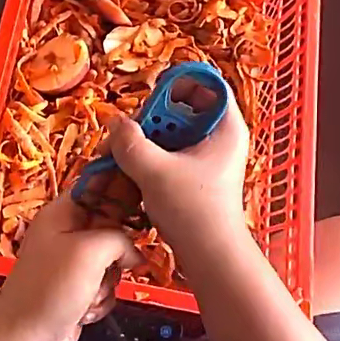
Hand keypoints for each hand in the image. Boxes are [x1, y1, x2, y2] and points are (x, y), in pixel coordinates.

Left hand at [0, 196, 137, 340]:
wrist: (25, 339)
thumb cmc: (49, 288)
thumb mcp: (90, 251)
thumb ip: (120, 238)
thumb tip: (134, 252)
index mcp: (62, 212)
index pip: (98, 186)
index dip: (120, 190)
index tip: (141, 202)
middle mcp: (67, 232)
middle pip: (112, 226)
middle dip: (117, 251)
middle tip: (109, 265)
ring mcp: (73, 261)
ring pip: (115, 259)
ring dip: (108, 281)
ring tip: (89, 293)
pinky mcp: (79, 287)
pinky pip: (108, 284)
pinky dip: (101, 298)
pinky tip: (85, 308)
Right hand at [106, 87, 250, 251]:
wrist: (211, 257)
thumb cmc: (193, 211)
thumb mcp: (155, 171)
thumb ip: (130, 142)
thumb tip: (114, 122)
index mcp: (225, 126)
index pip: (208, 84)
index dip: (179, 83)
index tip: (151, 97)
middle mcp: (220, 137)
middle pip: (183, 107)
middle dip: (151, 117)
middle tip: (128, 132)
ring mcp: (207, 157)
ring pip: (172, 133)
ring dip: (145, 140)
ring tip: (121, 153)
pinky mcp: (194, 176)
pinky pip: (169, 153)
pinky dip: (150, 157)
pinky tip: (130, 169)